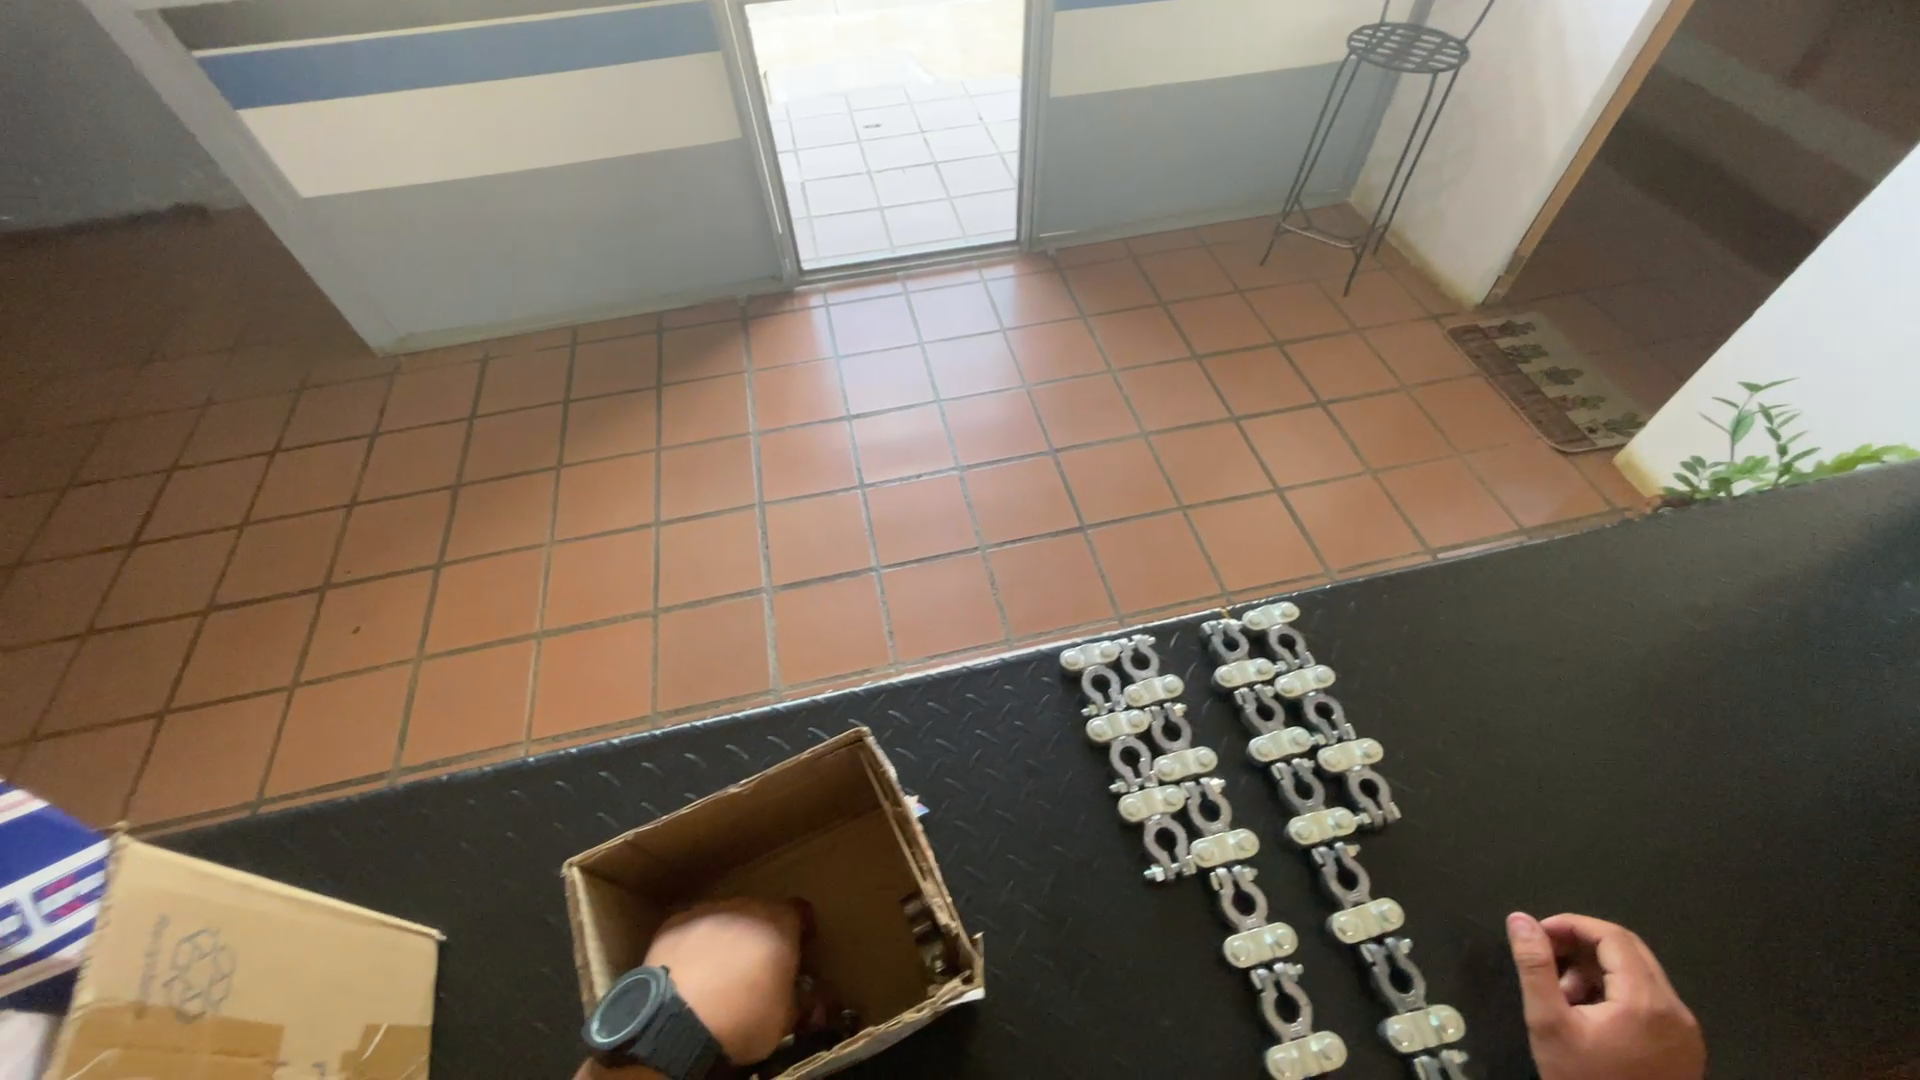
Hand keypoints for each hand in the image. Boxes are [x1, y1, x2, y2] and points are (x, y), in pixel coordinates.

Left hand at [577, 898, 807, 1079]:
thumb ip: (800, 1003)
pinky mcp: (675, 924)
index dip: (801, 931)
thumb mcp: (783, 1022)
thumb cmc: (741, 1018)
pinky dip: (696, 947)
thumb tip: (810, 1000)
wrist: (675, 1020)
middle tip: (756, 970)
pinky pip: (694, 931)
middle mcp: (747, 907)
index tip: (799, 951)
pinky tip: (690, 975)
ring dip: (728, 940)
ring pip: (726, 920)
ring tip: (719, 975)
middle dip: (761, 937)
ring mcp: (708, 911)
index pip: (801, 912)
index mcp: (780, 924)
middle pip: (761, 914)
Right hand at [1507, 912, 1704, 1079]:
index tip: (1536, 935)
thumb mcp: (1548, 1022)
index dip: (1571, 925)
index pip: (1613, 937)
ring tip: (1561, 992)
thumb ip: (1534, 966)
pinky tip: (1586, 1013)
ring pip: (1638, 975)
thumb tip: (1520, 919)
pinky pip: (1648, 1000)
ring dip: (1595, 969)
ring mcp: (1685, 1032)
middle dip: (1581, 945)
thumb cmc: (1583, 1079)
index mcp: (1648, 1002)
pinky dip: (1614, 992)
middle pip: (1629, 951)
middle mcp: (1677, 1011)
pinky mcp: (1683, 1048)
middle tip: (1545, 957)